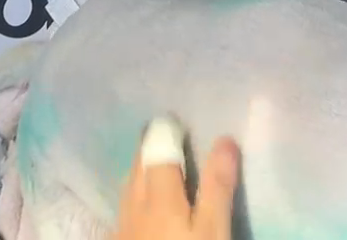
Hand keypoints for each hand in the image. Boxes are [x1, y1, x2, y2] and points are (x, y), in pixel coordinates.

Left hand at [114, 116, 240, 239]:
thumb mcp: (212, 230)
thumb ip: (217, 186)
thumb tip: (225, 138)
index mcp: (158, 192)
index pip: (158, 146)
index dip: (166, 129)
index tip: (176, 118)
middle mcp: (134, 202)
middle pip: (139, 164)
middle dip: (150, 146)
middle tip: (165, 134)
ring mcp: (121, 226)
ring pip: (128, 186)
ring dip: (140, 170)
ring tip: (154, 165)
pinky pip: (123, 209)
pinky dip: (133, 196)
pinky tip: (141, 206)